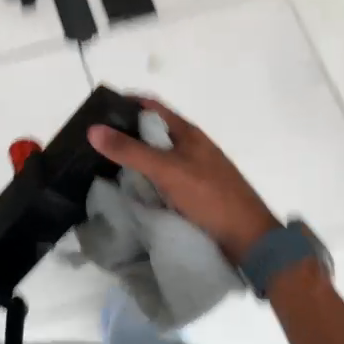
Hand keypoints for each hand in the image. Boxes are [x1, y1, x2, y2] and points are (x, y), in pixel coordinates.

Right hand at [89, 97, 280, 263]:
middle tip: (95, 140)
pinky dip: (146, 178)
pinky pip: (163, 178)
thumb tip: (92, 128)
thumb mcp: (166, 170)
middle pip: (152, 130)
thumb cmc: (210, 196)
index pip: (150, 106)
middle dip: (125, 132)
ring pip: (157, 156)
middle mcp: (190, 146)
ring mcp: (194, 170)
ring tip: (104, 163)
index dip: (125, 102)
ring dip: (135, 157)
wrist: (251, 241)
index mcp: (187, 132)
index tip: (98, 109)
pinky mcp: (195, 193)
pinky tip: (130, 187)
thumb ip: (130, 150)